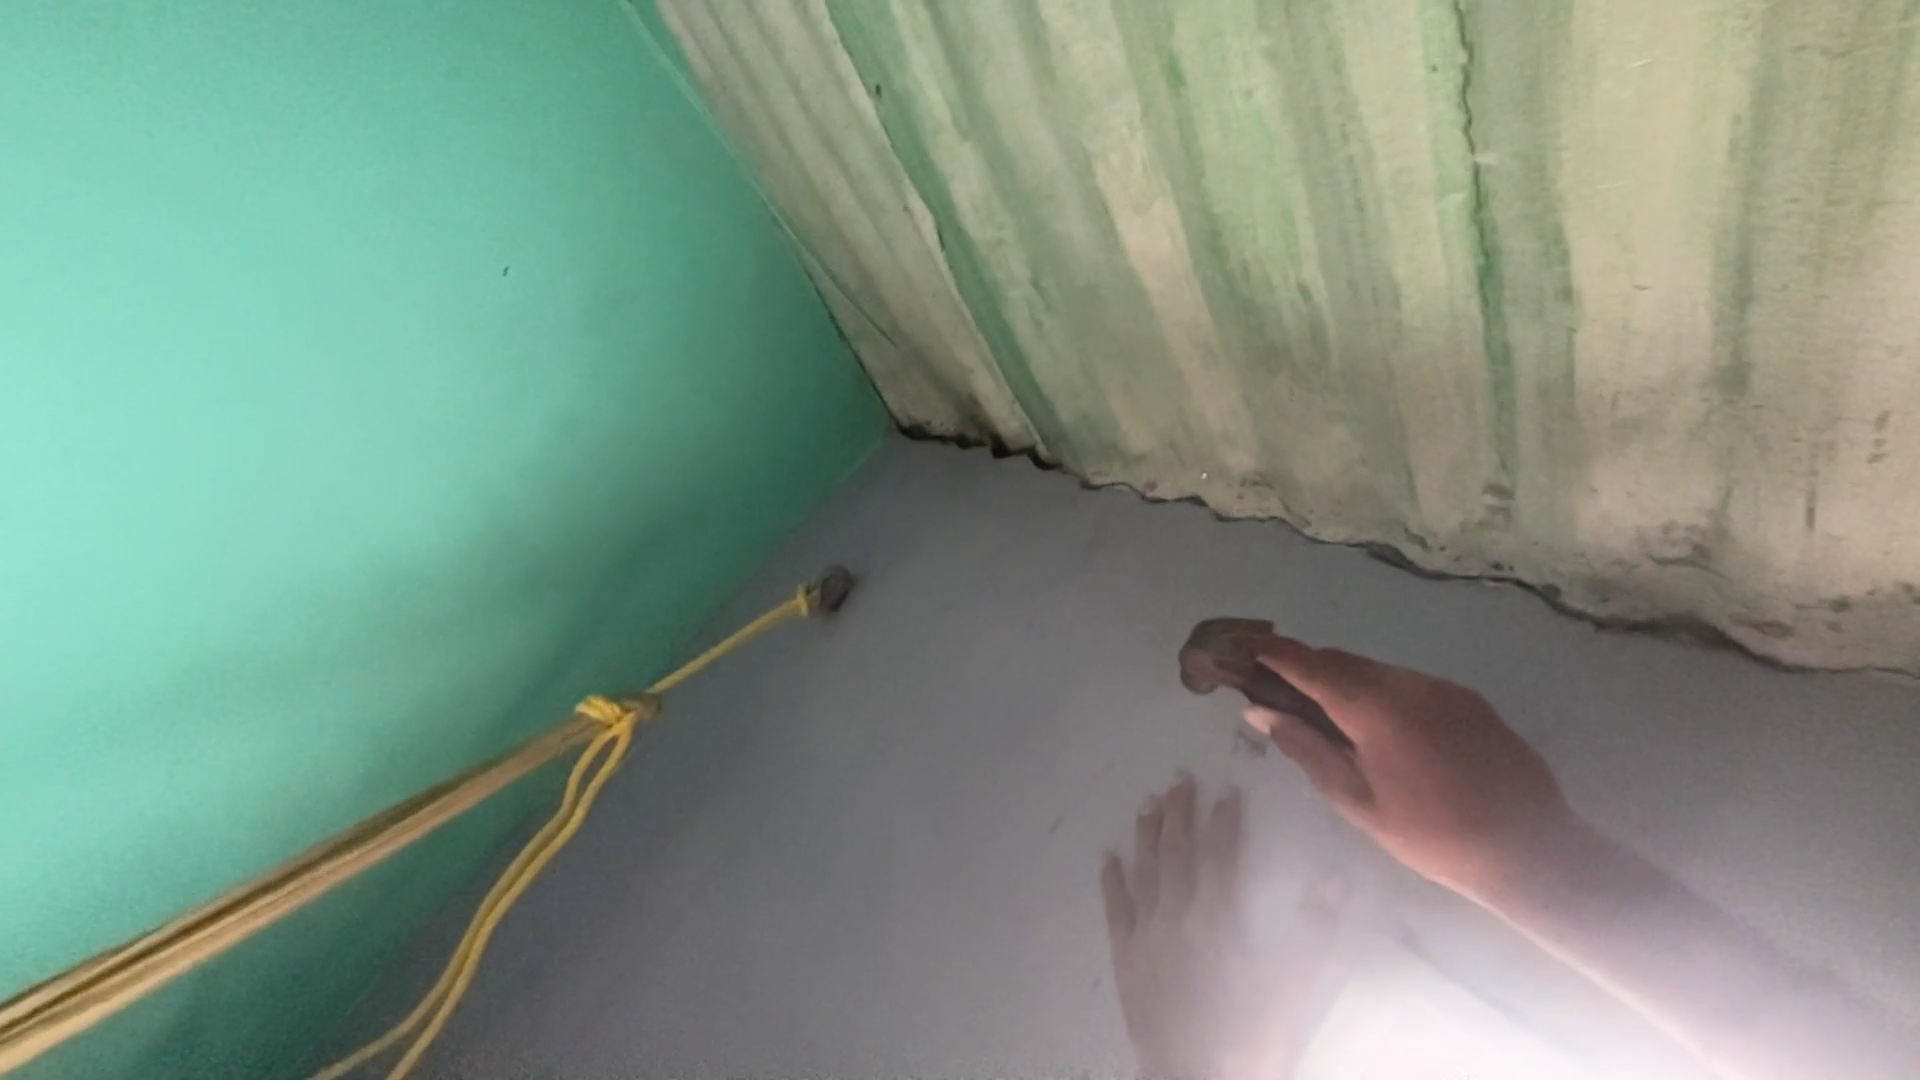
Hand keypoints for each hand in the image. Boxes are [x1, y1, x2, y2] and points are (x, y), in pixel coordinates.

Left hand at [1101, 775, 1343, 1079]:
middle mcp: (1176, 914)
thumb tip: (1338, 881)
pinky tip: (1107, 856)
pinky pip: (1115, 907)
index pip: (1221, 854)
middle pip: (1177, 851)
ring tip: (1148, 803)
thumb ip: (1315, 934)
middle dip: (1180, 812)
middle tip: (1179, 779)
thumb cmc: (1249, 1038)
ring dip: (1146, 833)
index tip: (1226, 790)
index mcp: (1218, 918)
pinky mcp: (1123, 955)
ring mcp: (1144, 933)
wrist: (1193, 1078)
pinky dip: (1111, 879)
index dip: (1224, 820)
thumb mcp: (1291, 990)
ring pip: (1144, 869)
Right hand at [1246, 638, 1574, 901]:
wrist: (1535, 852)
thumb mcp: (1356, 801)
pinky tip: (1380, 730)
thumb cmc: (1432, 835)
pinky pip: (1405, 682)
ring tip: (1330, 718)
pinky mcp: (1466, 698)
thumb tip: (1260, 711)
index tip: (1244, 649)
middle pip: (1340, 660)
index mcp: (1375, 709)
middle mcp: (1407, 684)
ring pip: (1373, 669)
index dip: (1273, 653)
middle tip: (1280, 695)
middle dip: (1304, 669)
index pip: (1310, 664)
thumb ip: (1305, 748)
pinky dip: (1377, 691)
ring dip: (1341, 681)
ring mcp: (1441, 688)